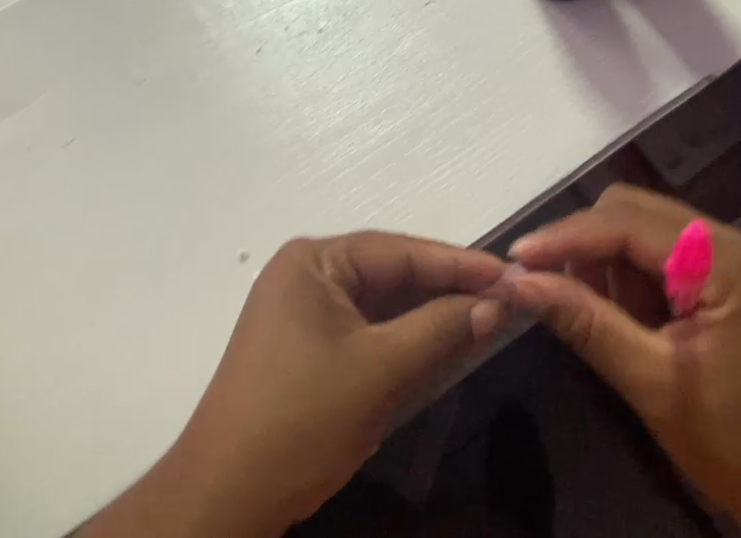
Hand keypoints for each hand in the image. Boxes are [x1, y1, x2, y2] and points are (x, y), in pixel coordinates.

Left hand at [80, 232, 507, 537]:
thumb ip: (440, 329)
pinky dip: (404, 338)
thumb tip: (497, 303)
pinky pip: (366, 329)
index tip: (512, 273)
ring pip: (381, 303)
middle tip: (508, 298)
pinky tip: (442, 344)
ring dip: (429, 314)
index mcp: (313, 261)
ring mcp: (303, 311)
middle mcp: (304, 274)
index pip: (399, 250)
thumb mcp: (380, 369)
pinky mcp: (306, 346)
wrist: (228, 491)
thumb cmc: (302, 418)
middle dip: (446, 287)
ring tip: (487, 318)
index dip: (459, 262)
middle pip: (390, 272)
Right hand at [501, 185, 740, 537]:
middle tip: (547, 287)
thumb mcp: (652, 383)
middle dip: (582, 245)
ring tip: (590, 312)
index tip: (515, 260)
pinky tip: (617, 315)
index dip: (567, 237)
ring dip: (601, 261)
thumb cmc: (738, 443)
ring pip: (635, 228)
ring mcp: (725, 259)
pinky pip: (651, 254)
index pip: (627, 223)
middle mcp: (728, 244)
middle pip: (630, 211)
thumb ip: (585, 323)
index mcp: (727, 263)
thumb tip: (517, 283)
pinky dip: (622, 277)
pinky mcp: (717, 279)